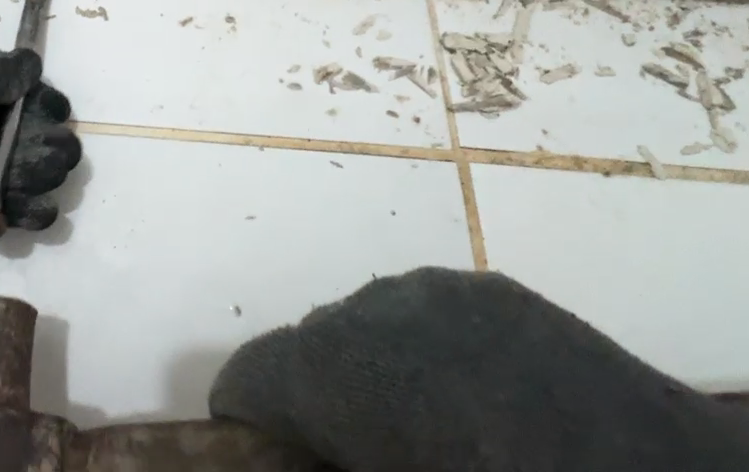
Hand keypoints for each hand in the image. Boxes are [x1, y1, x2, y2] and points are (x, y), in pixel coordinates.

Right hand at [209, 268, 748, 471]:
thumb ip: (340, 460)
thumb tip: (315, 445)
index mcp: (350, 372)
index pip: (258, 374)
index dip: (245, 415)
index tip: (256, 446)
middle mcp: (385, 311)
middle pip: (313, 343)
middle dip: (313, 398)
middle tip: (349, 453)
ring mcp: (449, 294)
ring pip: (370, 319)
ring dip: (371, 369)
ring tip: (414, 434)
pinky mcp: (504, 293)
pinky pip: (428, 313)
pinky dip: (422, 352)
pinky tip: (469, 406)